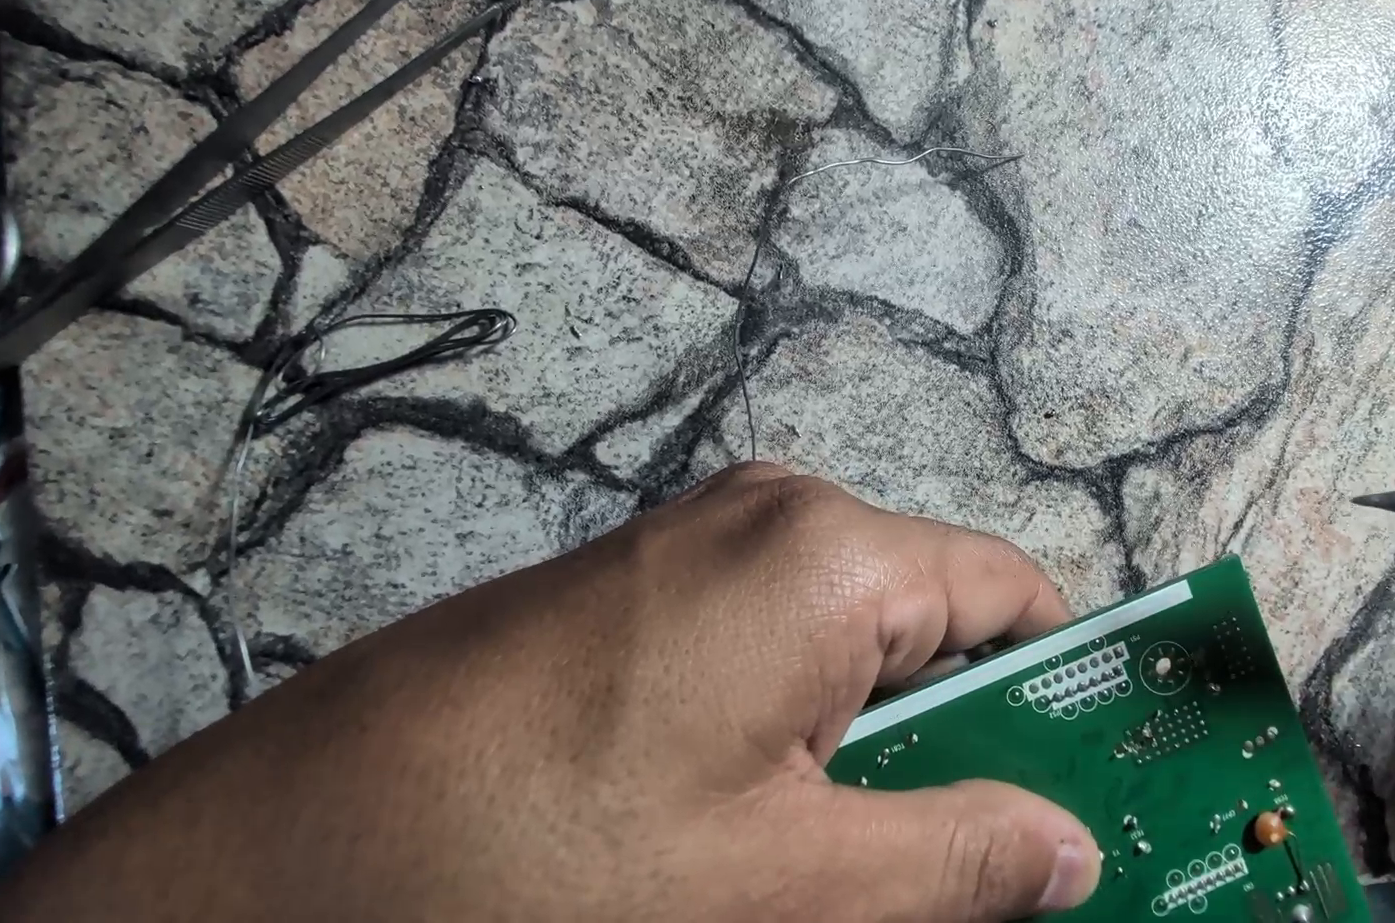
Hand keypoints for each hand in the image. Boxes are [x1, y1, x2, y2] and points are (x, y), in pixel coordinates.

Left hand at [0, 463, 1101, 921]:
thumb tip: (1068, 846)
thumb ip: (956, 857)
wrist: (301, 833)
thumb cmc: (553, 854)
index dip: (1067, 683)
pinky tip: (775, 793)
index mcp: (833, 551)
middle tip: (980, 844)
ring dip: (883, 728)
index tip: (1093, 771)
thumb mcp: (791, 883)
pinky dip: (810, 707)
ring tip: (859, 838)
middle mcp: (779, 511)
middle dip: (965, 725)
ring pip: (857, 629)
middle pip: (933, 613)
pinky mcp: (657, 571)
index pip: (1014, 593)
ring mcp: (709, 533)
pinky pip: (781, 629)